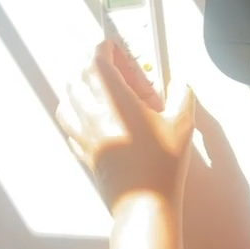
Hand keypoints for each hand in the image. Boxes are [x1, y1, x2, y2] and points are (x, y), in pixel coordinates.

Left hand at [57, 39, 196, 209]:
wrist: (144, 202)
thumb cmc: (162, 164)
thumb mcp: (182, 123)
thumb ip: (182, 96)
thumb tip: (181, 84)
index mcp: (116, 102)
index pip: (97, 62)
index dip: (104, 49)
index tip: (113, 46)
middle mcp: (93, 114)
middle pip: (79, 76)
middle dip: (92, 64)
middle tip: (113, 67)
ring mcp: (83, 134)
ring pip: (67, 98)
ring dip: (79, 85)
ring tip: (99, 88)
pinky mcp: (82, 151)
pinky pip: (68, 123)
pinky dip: (74, 111)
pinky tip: (91, 116)